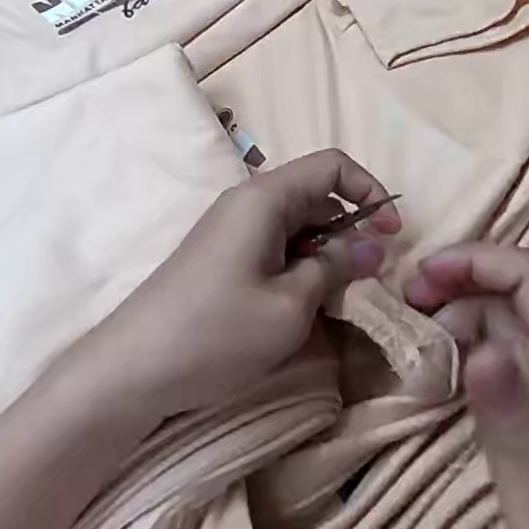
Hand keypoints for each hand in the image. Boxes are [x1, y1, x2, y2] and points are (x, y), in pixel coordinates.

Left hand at [79, 149, 400, 416]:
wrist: (136, 364)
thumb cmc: (218, 330)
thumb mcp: (290, 306)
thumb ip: (335, 268)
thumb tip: (372, 246)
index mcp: (264, 197)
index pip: (331, 165)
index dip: (369, 191)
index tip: (393, 234)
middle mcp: (247, 202)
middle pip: (314, 195)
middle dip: (349, 229)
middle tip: (368, 280)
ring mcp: (231, 228)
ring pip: (296, 224)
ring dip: (324, 252)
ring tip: (336, 299)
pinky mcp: (223, 254)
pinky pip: (273, 244)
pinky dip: (298, 265)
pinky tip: (301, 304)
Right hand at [404, 244, 528, 528]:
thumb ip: (516, 436)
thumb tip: (480, 347)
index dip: (473, 261)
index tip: (416, 278)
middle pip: (520, 291)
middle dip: (458, 283)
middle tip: (405, 307)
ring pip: (516, 318)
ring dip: (461, 311)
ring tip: (419, 341)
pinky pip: (517, 352)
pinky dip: (474, 342)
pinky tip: (447, 366)